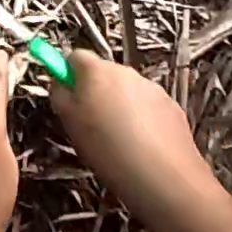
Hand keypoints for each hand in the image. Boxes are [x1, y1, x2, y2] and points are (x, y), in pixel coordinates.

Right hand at [48, 50, 223, 224]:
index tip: (66, 95)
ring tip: (116, 139)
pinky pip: (147, 106)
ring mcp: (151, 88)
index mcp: (96, 71)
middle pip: (102, 73)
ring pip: (125, 90)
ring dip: (118, 105)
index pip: (74, 56)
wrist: (163, 176)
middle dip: (94, 91)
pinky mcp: (171, 107)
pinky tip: (139, 146)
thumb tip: (59, 82)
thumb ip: (59, 94)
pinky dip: (141, 119)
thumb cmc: (106, 147)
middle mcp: (125, 72)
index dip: (67, 73)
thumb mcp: (68, 121)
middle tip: (88, 122)